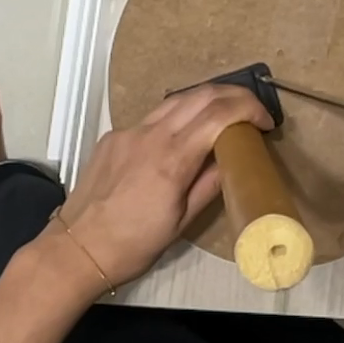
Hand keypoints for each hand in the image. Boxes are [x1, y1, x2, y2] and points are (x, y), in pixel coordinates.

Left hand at [47, 84, 273, 288]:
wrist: (78, 248)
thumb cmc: (133, 244)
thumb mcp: (181, 222)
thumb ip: (209, 184)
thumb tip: (231, 160)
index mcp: (172, 159)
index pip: (219, 114)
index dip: (249, 109)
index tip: (266, 122)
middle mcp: (151, 135)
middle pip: (201, 94)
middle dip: (234, 95)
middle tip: (253, 110)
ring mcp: (129, 131)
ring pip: (175, 100)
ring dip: (206, 99)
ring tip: (224, 115)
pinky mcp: (114, 136)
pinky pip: (152, 116)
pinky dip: (177, 116)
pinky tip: (183, 134)